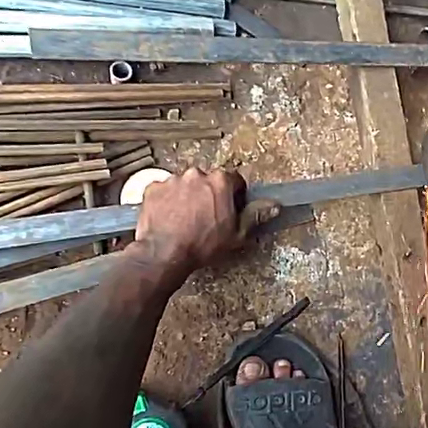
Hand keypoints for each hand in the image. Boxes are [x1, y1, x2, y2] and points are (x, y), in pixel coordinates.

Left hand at [130, 166, 268, 279]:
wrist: (165, 253)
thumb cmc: (201, 245)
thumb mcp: (236, 234)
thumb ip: (255, 215)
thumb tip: (274, 206)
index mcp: (220, 181)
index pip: (233, 180)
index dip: (233, 196)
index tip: (229, 209)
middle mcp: (196, 175)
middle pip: (207, 181)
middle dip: (208, 195)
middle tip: (206, 218)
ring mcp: (172, 180)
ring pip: (184, 185)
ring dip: (187, 197)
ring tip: (185, 220)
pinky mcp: (153, 188)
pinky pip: (164, 191)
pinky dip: (167, 201)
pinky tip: (169, 219)